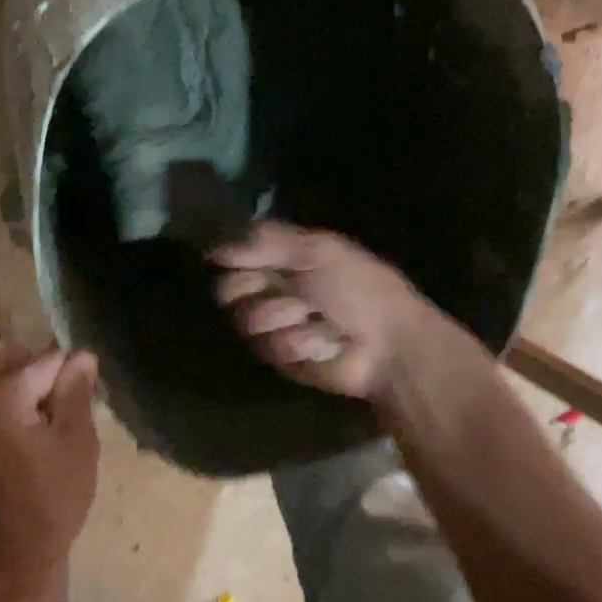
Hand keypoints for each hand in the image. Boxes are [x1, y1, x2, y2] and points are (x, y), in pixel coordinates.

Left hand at [0, 343, 100, 601]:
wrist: (4, 564)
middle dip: (31, 364)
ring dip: (9, 381)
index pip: (43, 359)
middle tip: (57, 398)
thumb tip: (81, 355)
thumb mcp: (76, 445)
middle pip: (0, 353)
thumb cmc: (49, 503)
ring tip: (39, 417)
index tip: (84, 393)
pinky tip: (16, 435)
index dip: (70, 372)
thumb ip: (76, 393)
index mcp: (0, 392)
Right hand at [213, 220, 441, 399]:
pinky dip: (299, 343)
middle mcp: (272, 290)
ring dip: (285, 318)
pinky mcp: (281, 359)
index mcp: (283, 259)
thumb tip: (212, 250)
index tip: (243, 260)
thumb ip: (265, 242)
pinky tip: (322, 343)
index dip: (235, 258)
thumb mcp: (317, 251)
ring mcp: (274, 326)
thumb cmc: (360, 289)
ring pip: (246, 320)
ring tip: (316, 320)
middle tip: (290, 293)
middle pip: (228, 290)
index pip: (233, 255)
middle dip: (257, 290)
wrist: (390, 344)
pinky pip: (269, 347)